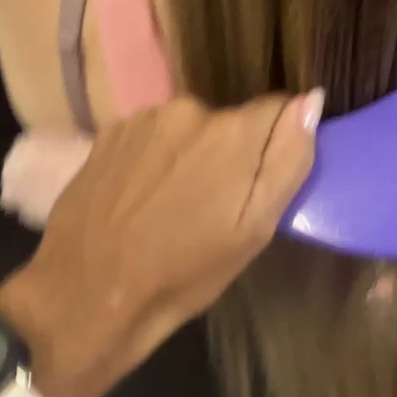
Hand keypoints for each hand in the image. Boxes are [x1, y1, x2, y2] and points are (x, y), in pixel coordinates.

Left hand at [0, 91, 320, 396]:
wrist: (86, 295)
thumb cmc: (182, 274)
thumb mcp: (253, 231)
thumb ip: (288, 160)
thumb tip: (310, 101)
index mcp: (232, 132)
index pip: (279, 109)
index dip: (277, 145)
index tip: (261, 184)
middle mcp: (188, 108)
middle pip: (231, 122)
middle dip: (231, 155)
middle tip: (215, 209)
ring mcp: (142, 119)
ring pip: (189, 129)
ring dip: (190, 157)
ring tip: (173, 208)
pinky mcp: (108, 134)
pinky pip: (151, 137)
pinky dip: (154, 160)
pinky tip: (141, 200)